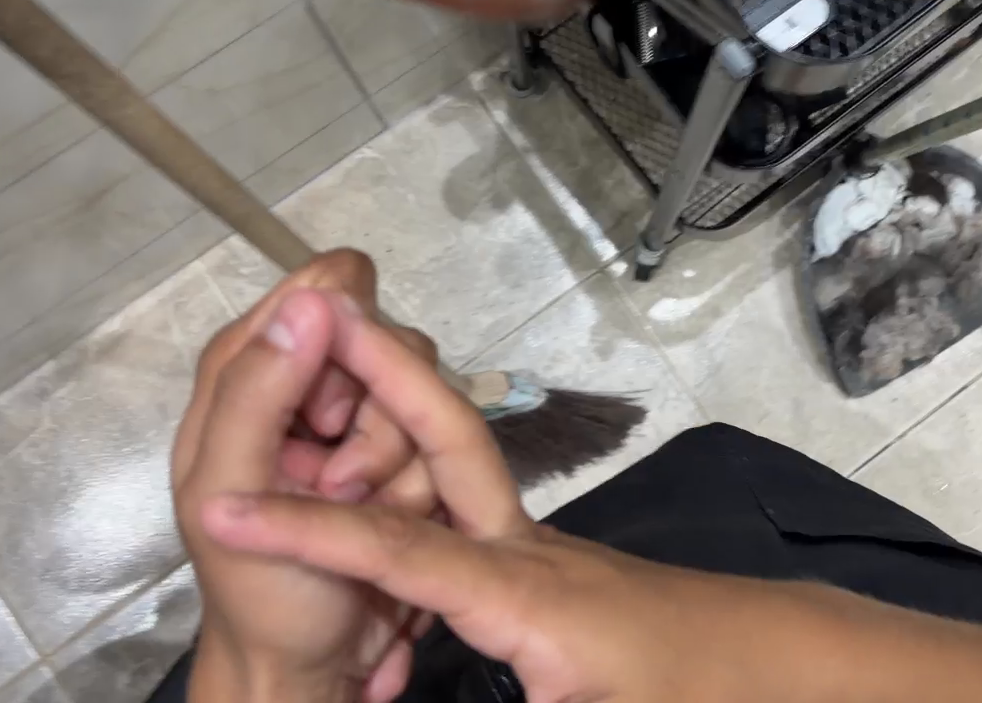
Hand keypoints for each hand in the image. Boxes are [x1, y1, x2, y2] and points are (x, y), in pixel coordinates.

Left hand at [172, 253, 445, 701]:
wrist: (316, 661)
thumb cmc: (258, 580)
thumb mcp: (230, 487)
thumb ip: (257, 389)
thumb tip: (316, 294)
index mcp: (251, 371)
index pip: (320, 294)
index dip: (339, 340)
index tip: (326, 410)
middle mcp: (313, 381)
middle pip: (386, 341)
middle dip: (375, 418)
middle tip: (338, 481)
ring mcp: (364, 414)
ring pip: (422, 386)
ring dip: (400, 456)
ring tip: (362, 509)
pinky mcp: (405, 444)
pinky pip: (442, 426)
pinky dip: (423, 472)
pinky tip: (391, 511)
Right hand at [194, 293, 812, 702]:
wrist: (752, 657)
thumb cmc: (680, 688)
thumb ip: (507, 686)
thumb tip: (390, 681)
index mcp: (525, 591)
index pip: (404, 550)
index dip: (313, 534)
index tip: (230, 508)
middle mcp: (523, 545)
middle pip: (453, 443)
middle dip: (395, 377)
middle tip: (336, 316)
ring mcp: (534, 540)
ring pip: (459, 459)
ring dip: (405, 404)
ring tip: (344, 358)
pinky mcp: (540, 555)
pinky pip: (466, 500)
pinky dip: (417, 468)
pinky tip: (381, 467)